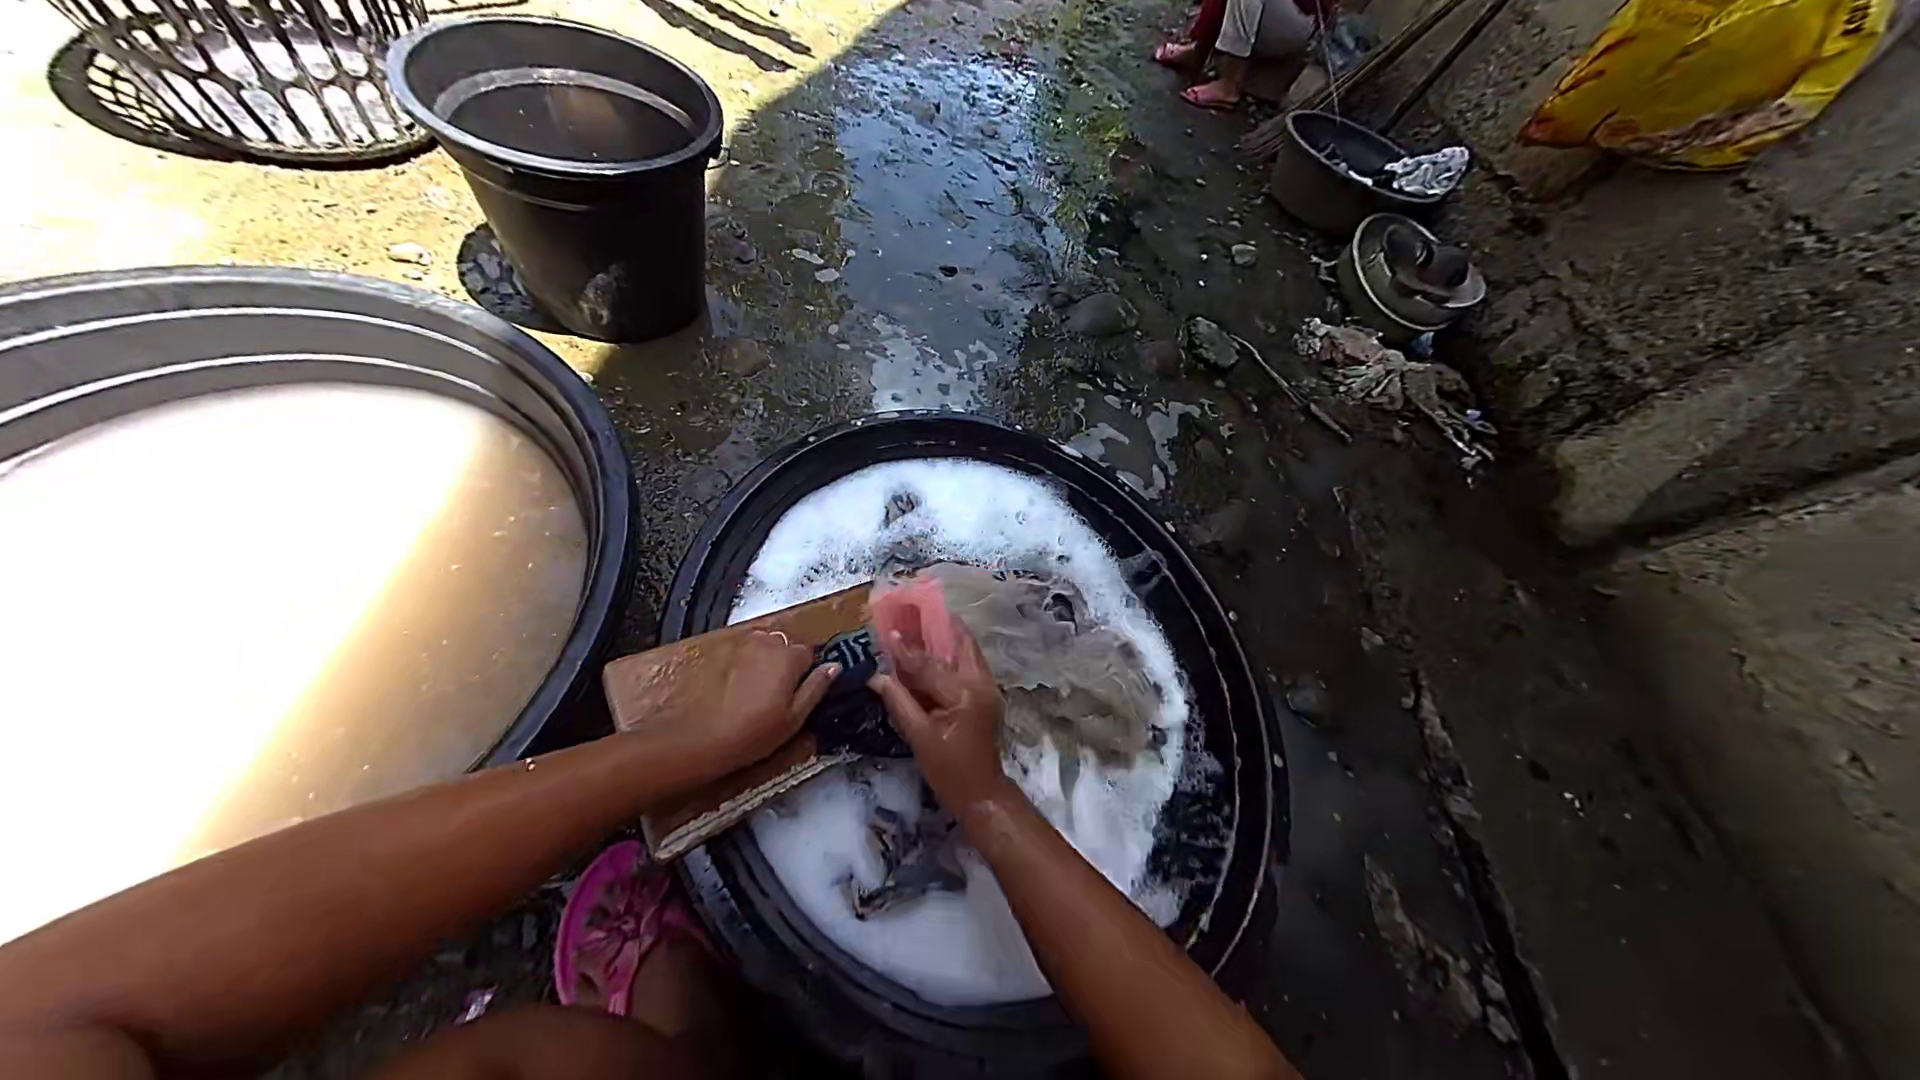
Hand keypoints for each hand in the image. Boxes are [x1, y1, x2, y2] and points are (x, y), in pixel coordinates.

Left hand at [693, 630, 837, 771]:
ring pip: (764, 646)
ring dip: (765, 661)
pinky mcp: (720, 652)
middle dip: (786, 664)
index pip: (810, 654)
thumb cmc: (752, 733)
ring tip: (756, 692)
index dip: (806, 674)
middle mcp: (767, 642)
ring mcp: (741, 644)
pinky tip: (737, 688)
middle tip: (777, 696)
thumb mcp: (794, 718)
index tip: (797, 693)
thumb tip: (834, 667)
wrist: (699, 738)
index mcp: (790, 657)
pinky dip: (744, 664)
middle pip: (786, 646)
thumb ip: (816, 687)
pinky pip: (742, 652)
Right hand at [868, 615, 1009, 807]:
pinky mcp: (988, 692)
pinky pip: (969, 663)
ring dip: (946, 635)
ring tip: (922, 620)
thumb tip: (877, 676)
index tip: (889, 628)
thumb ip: (899, 702)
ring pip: (968, 650)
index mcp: (964, 695)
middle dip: (938, 624)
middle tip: (915, 607)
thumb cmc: (948, 771)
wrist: (982, 793)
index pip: (929, 665)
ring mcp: (989, 687)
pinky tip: (933, 648)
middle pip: (961, 642)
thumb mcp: (918, 738)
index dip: (906, 648)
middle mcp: (982, 684)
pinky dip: (952, 652)